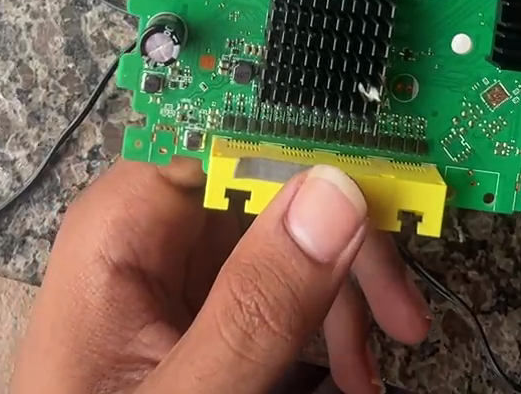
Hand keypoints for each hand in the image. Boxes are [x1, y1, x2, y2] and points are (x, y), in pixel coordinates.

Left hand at [11, 157, 430, 393]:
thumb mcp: (185, 392)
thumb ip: (254, 303)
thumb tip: (333, 193)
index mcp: (123, 226)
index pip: (235, 150)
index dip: (315, 167)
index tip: (385, 200)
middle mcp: (149, 231)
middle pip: (272, 197)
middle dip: (342, 253)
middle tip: (397, 317)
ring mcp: (175, 272)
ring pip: (285, 242)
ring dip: (339, 300)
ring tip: (364, 369)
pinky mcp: (197, 309)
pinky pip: (273, 287)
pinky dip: (315, 325)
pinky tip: (336, 370)